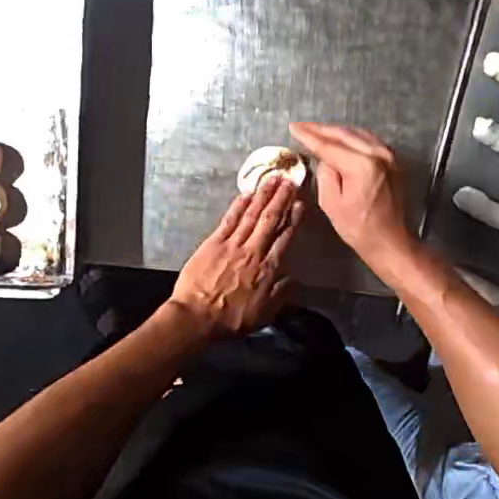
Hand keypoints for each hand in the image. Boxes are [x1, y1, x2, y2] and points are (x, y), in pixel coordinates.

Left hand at [166, 176, 304, 339]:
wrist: (197, 317)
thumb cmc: (231, 319)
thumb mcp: (264, 314)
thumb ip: (281, 294)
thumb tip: (295, 279)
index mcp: (268, 270)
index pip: (285, 238)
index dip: (294, 219)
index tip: (301, 204)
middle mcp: (253, 252)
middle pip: (271, 220)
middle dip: (281, 199)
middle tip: (289, 180)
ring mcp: (232, 245)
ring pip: (252, 215)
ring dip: (263, 196)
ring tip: (272, 180)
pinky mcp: (213, 243)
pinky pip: (229, 220)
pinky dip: (239, 205)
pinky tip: (246, 194)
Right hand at [288, 122, 414, 266]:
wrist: (389, 239)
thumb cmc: (357, 227)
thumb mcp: (331, 203)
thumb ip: (326, 174)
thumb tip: (325, 158)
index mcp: (361, 166)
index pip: (329, 145)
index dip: (309, 136)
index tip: (294, 128)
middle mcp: (378, 154)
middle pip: (343, 134)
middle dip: (320, 129)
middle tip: (301, 126)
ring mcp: (388, 155)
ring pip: (357, 133)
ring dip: (336, 131)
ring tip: (317, 131)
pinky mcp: (392, 160)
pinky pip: (368, 140)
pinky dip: (351, 136)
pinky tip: (340, 138)